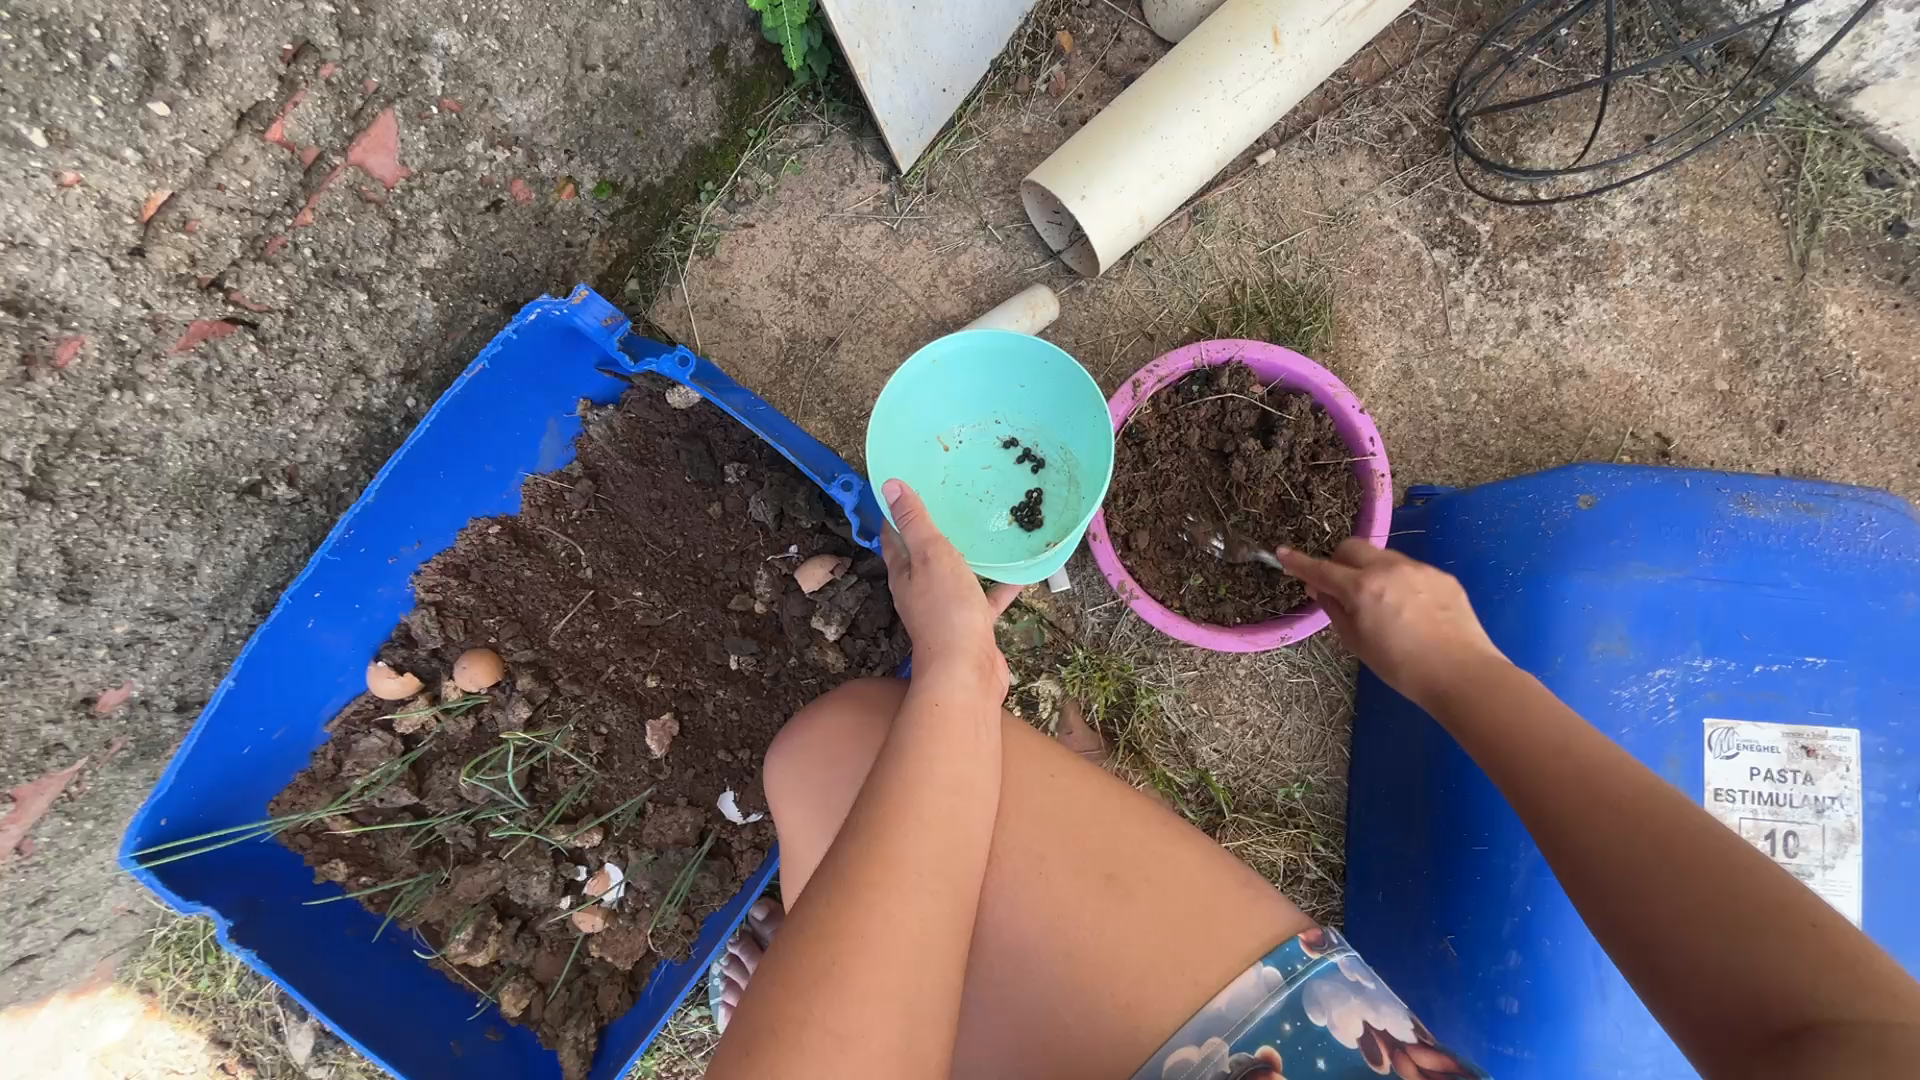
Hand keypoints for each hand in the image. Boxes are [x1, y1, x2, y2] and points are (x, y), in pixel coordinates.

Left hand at [879, 479, 1023, 695]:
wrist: (966, 670)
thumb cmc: (945, 609)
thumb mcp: (929, 555)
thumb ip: (914, 521)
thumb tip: (890, 486)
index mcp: (904, 573)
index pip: (894, 536)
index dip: (897, 511)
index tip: (906, 487)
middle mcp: (920, 591)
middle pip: (924, 556)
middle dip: (935, 532)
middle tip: (953, 502)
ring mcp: (946, 610)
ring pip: (956, 576)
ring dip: (968, 558)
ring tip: (987, 533)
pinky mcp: (972, 625)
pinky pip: (986, 600)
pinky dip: (1000, 587)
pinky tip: (1022, 574)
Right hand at [1277, 538, 1507, 708]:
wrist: (1462, 674)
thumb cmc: (1400, 666)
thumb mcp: (1355, 641)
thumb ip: (1334, 609)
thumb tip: (1320, 590)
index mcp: (1361, 588)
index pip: (1321, 569)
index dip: (1299, 562)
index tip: (1282, 553)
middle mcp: (1389, 569)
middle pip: (1352, 548)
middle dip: (1339, 560)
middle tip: (1341, 585)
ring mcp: (1419, 569)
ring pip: (1382, 557)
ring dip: (1371, 570)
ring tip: (1381, 602)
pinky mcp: (1442, 576)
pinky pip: (1410, 569)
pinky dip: (1399, 581)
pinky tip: (1410, 609)